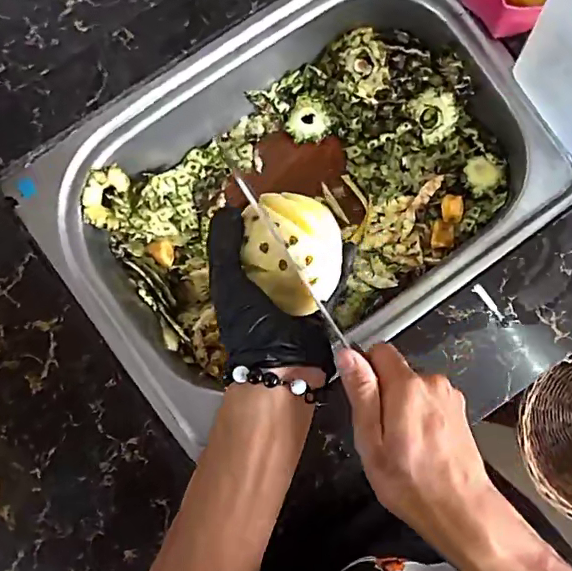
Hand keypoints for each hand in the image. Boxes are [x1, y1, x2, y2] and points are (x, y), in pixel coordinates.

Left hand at [207, 208, 331, 374]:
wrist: (281, 366)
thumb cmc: (248, 328)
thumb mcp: (227, 283)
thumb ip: (223, 249)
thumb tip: (225, 211)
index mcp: (246, 284)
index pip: (250, 248)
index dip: (256, 226)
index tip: (265, 205)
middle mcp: (272, 290)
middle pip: (282, 255)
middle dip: (290, 234)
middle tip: (299, 211)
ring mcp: (298, 299)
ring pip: (309, 266)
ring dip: (318, 248)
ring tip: (325, 225)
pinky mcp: (322, 308)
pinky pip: (334, 283)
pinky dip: (341, 267)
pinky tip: (347, 249)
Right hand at [337, 344, 508, 559]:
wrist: (460, 507)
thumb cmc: (413, 483)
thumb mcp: (371, 441)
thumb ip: (361, 393)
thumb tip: (348, 356)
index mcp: (408, 386)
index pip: (379, 350)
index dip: (364, 370)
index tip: (361, 398)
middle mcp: (432, 384)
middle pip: (396, 372)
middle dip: (383, 395)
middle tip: (380, 434)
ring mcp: (449, 397)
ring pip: (412, 390)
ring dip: (403, 409)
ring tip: (401, 445)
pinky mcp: (458, 410)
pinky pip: (429, 403)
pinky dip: (421, 418)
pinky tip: (420, 447)